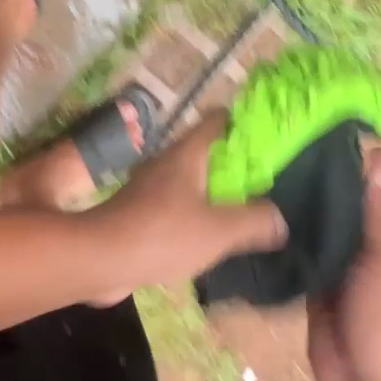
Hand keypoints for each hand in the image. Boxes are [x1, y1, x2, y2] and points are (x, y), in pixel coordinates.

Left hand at [87, 111, 288, 302]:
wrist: (101, 259)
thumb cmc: (162, 234)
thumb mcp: (218, 230)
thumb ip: (253, 221)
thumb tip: (280, 218)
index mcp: (187, 153)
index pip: (217, 121)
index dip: (243, 124)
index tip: (268, 138)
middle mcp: (168, 162)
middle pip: (207, 152)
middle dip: (234, 165)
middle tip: (265, 182)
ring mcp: (151, 187)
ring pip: (191, 181)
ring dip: (214, 193)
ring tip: (243, 211)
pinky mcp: (140, 212)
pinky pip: (177, 205)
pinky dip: (195, 214)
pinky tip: (209, 237)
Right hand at [307, 140, 380, 380]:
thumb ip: (380, 211)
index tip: (354, 146)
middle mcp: (379, 252)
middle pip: (365, 209)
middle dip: (344, 183)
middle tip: (310, 149)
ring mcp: (349, 267)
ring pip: (335, 226)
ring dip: (317, 203)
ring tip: (288, 168)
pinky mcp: (320, 280)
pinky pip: (311, 248)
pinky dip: (298, 230)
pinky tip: (276, 204)